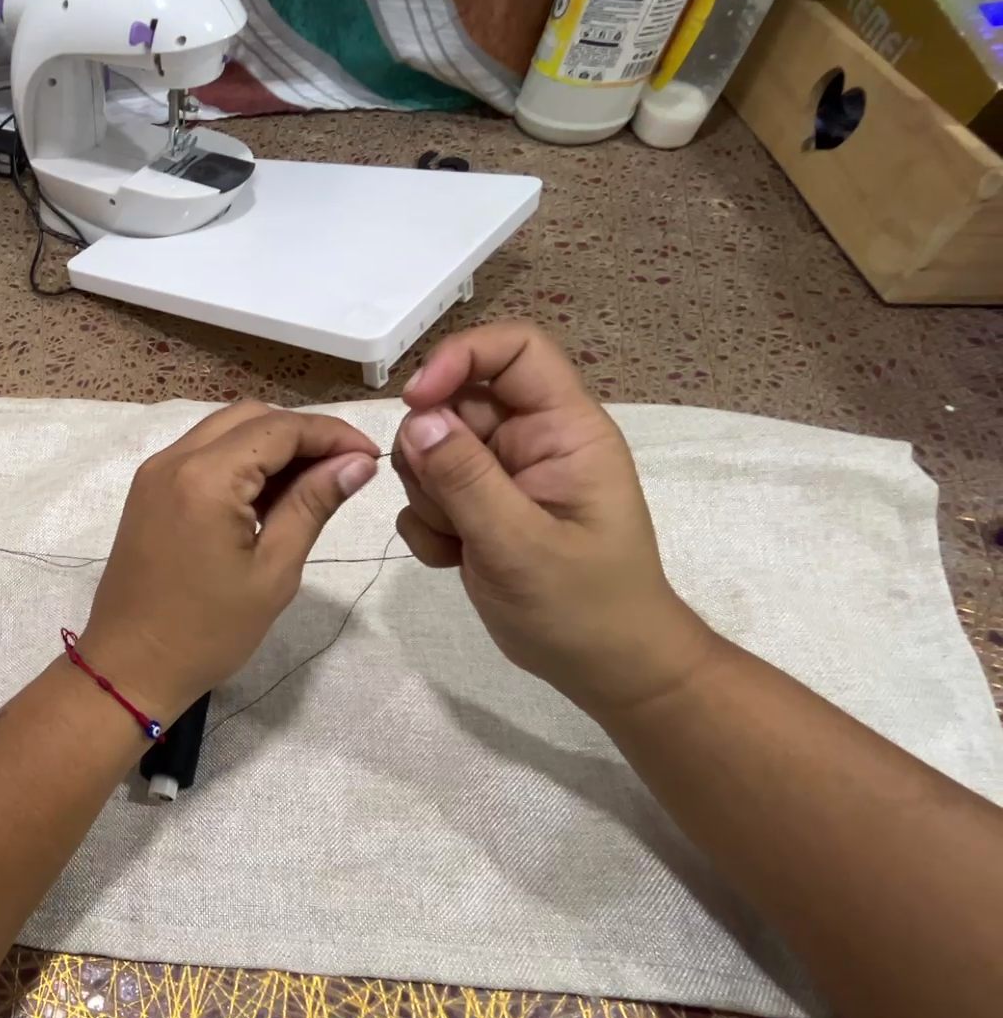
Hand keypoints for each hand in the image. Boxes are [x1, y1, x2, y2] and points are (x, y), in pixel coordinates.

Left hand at [78, 402, 380, 717]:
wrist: (129, 665)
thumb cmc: (206, 631)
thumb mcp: (273, 571)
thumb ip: (312, 505)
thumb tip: (357, 463)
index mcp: (204, 477)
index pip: (280, 428)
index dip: (332, 434)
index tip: (371, 456)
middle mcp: (173, 460)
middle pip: (250, 417)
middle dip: (301, 434)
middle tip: (343, 470)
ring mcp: (153, 473)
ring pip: (223, 431)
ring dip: (269, 445)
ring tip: (312, 485)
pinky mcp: (147, 491)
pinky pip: (200, 454)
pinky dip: (238, 461)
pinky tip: (267, 495)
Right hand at [391, 322, 717, 715]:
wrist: (601, 666)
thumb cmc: (583, 604)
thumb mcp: (521, 542)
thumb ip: (466, 479)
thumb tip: (416, 419)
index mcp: (564, 430)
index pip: (515, 351)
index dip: (460, 357)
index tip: (414, 400)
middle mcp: (529, 441)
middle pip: (454, 402)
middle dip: (429, 452)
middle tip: (446, 505)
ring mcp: (499, 475)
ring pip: (429, 450)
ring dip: (428, 496)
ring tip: (461, 540)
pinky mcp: (475, 507)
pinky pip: (424, 494)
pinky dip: (427, 526)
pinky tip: (454, 558)